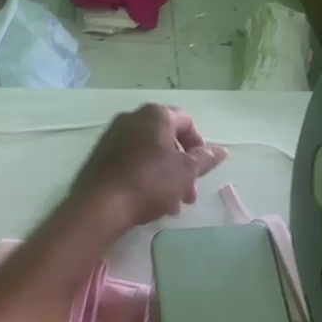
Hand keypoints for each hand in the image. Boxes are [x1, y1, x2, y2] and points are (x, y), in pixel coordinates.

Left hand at [70, 104, 226, 230]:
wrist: (100, 205)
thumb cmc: (150, 182)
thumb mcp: (185, 172)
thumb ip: (204, 159)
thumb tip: (220, 150)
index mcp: (155, 115)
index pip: (187, 122)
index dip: (200, 146)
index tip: (202, 170)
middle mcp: (132, 118)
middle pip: (168, 140)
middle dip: (183, 169)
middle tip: (189, 196)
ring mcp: (113, 137)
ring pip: (151, 155)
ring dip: (167, 178)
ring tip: (171, 206)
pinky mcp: (101, 157)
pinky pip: (133, 163)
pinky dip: (146, 178)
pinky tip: (150, 203)